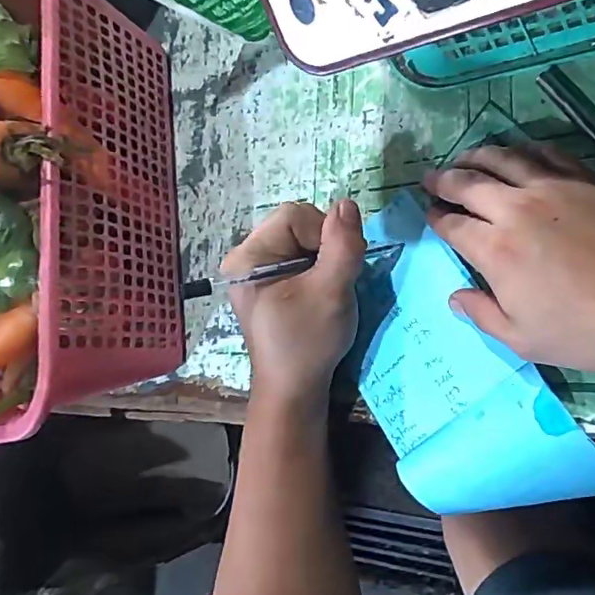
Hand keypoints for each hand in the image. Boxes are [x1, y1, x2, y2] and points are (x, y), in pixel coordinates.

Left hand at [223, 200, 366, 401]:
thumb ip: (342, 246)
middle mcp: (246, 257)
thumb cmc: (307, 342)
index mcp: (249, 256)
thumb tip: (348, 203)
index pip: (295, 215)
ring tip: (330, 287)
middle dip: (326, 244)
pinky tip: (323, 291)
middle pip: (298, 223)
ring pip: (303, 239)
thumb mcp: (331, 292)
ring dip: (326, 257)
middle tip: (336, 279)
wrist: (294, 390)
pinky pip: (301, 256)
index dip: (324, 233)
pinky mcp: (271, 283)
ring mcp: (257, 270)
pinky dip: (319, 267)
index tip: (335, 267)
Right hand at [422, 145, 594, 372]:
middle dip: (444, 179)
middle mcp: (516, 208)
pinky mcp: (584, 179)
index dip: (435, 218)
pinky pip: (546, 153)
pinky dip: (523, 149)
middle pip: (469, 182)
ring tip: (466, 157)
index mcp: (496, 250)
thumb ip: (483, 315)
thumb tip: (455, 297)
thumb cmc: (591, 330)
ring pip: (504, 158)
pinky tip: (518, 152)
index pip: (453, 224)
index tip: (429, 214)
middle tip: (431, 178)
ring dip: (477, 155)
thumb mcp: (526, 340)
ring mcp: (553, 188)